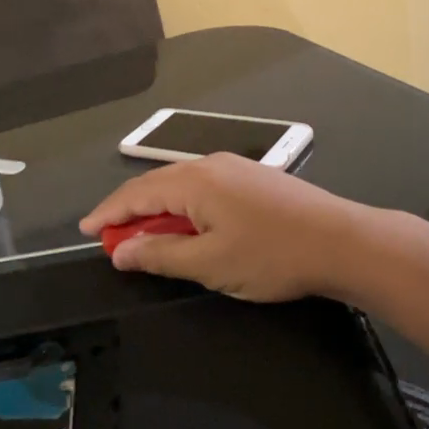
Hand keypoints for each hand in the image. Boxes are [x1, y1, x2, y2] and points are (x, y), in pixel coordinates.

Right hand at [79, 153, 376, 301]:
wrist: (342, 241)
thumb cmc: (271, 256)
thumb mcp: (210, 263)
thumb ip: (160, 255)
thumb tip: (120, 250)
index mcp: (194, 181)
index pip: (136, 194)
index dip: (108, 214)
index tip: (86, 231)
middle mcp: (211, 164)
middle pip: (157, 185)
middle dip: (130, 212)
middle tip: (111, 240)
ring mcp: (236, 167)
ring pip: (181, 186)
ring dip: (158, 210)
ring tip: (145, 237)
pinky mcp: (254, 178)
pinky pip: (204, 188)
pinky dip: (184, 208)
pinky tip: (188, 228)